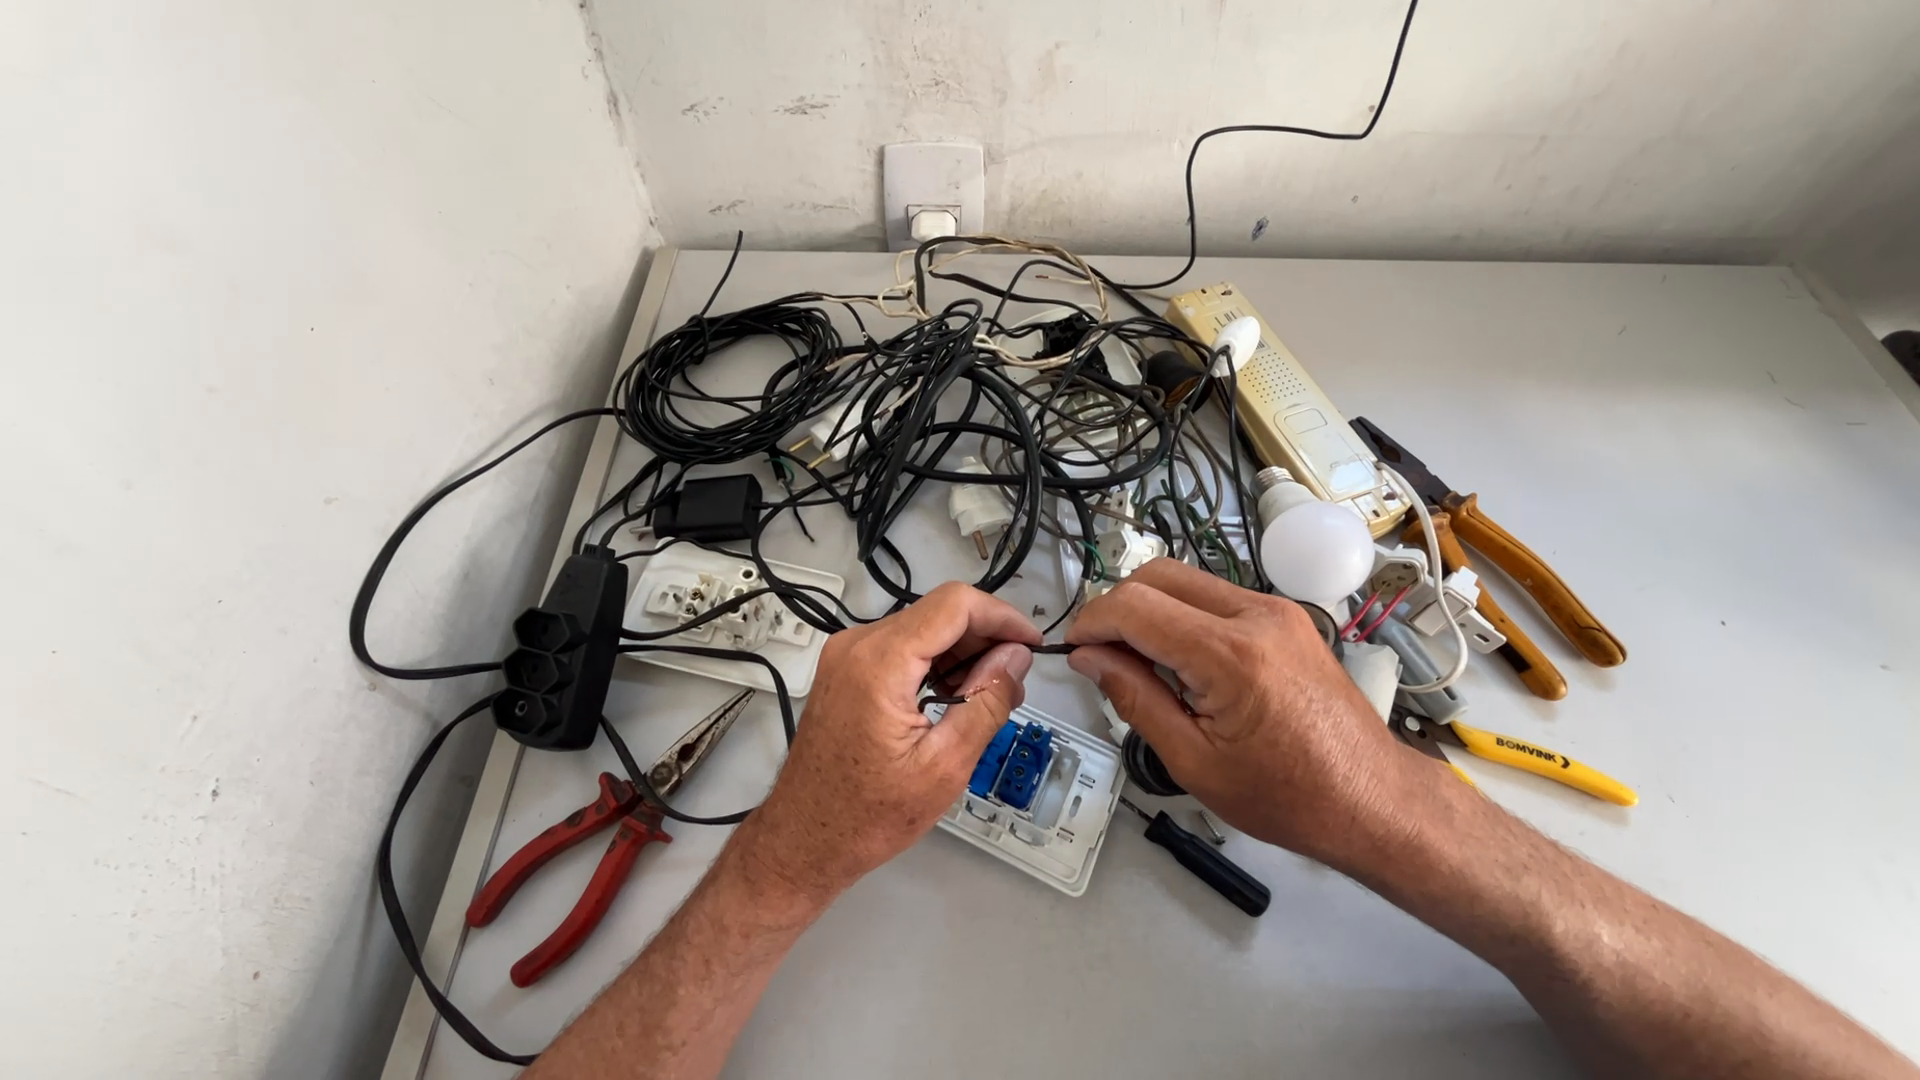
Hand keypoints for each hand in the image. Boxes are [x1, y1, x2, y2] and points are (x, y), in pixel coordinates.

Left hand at [730, 582, 1040, 901]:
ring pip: (923, 627)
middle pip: (939, 612)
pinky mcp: (846, 669)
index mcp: (879, 662)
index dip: (1002, 616)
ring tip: (989, 696)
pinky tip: (956, 697)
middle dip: (986, 637)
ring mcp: (847, 654)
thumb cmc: (869, 815)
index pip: (954, 605)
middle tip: (1015, 679)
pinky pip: (902, 647)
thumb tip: (1016, 658)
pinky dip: (936, 662)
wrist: (803, 840)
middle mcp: (858, 644)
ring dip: (963, 651)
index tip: (1032, 645)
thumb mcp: (945, 766)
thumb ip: (986, 703)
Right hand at [1065, 558, 1420, 866]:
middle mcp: (1256, 615)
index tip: (1074, 650)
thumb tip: (1088, 658)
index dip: (1092, 622)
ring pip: (1184, 579)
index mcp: (1231, 656)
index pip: (1135, 606)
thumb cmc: (1289, 796)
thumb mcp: (1192, 762)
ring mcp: (1275, 610)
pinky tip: (1179, 659)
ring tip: (1139, 662)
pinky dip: (1180, 614)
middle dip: (1115, 606)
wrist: (1373, 797)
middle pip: (1157, 575)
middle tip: (1101, 654)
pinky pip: (1213, 596)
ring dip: (1148, 609)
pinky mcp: (1284, 616)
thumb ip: (1134, 698)